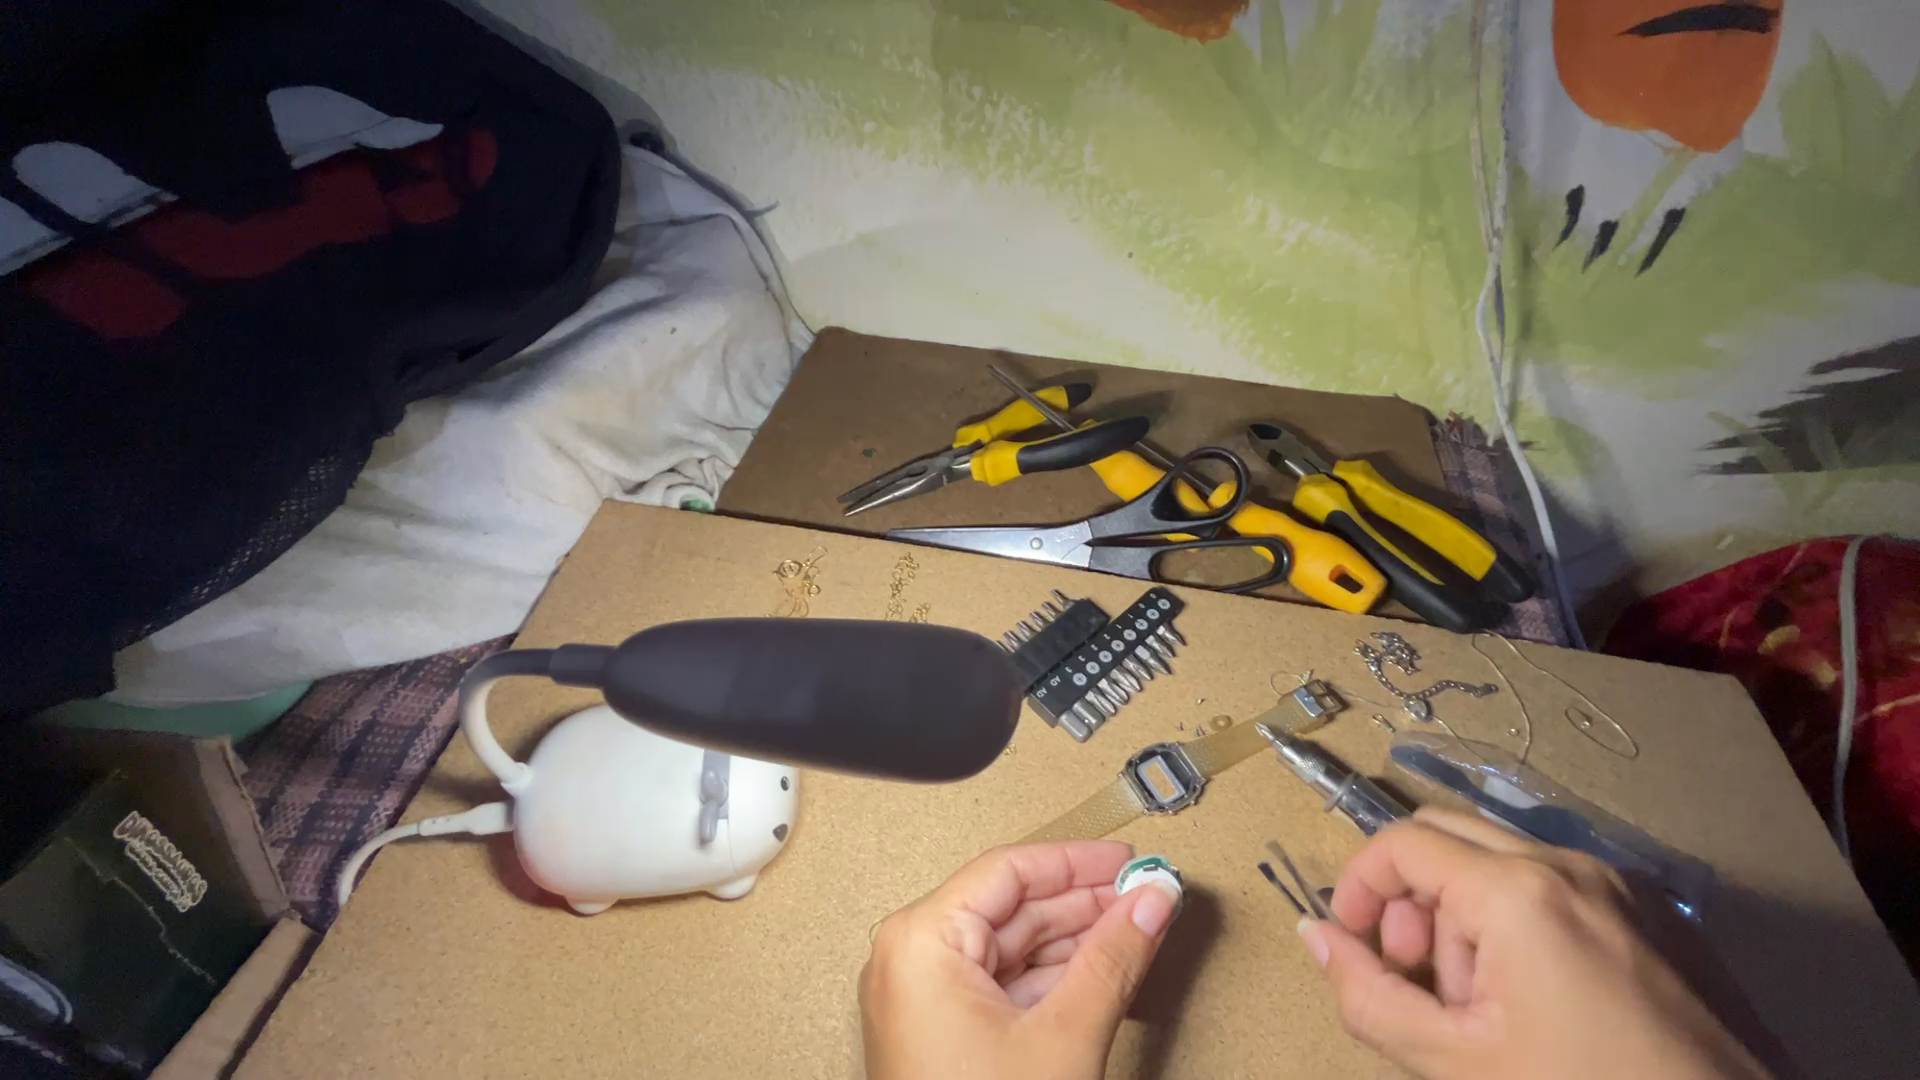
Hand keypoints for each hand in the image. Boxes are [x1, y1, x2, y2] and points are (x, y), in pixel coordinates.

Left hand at [860, 841, 1179, 1079]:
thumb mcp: (1063, 1038)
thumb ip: (1112, 957)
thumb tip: (1150, 901)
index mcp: (922, 939)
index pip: (1010, 870)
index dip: (1077, 861)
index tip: (1127, 858)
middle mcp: (915, 956)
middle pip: (1013, 904)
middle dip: (1084, 900)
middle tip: (1144, 892)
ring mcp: (927, 993)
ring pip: (1013, 944)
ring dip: (1076, 937)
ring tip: (1134, 925)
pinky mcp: (944, 1028)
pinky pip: (1006, 981)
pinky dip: (1055, 974)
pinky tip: (1102, 967)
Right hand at [1296, 809, 1770, 1079]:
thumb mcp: (1456, 1064)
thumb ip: (1368, 996)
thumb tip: (1313, 935)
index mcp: (1518, 889)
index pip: (1400, 843)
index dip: (1357, 884)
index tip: (1351, 942)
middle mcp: (1565, 864)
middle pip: (1441, 834)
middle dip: (1406, 895)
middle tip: (1409, 968)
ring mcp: (1612, 886)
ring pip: (1489, 861)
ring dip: (1456, 915)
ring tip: (1476, 1004)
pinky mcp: (1644, 914)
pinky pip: (1541, 885)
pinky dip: (1505, 922)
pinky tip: (1526, 998)